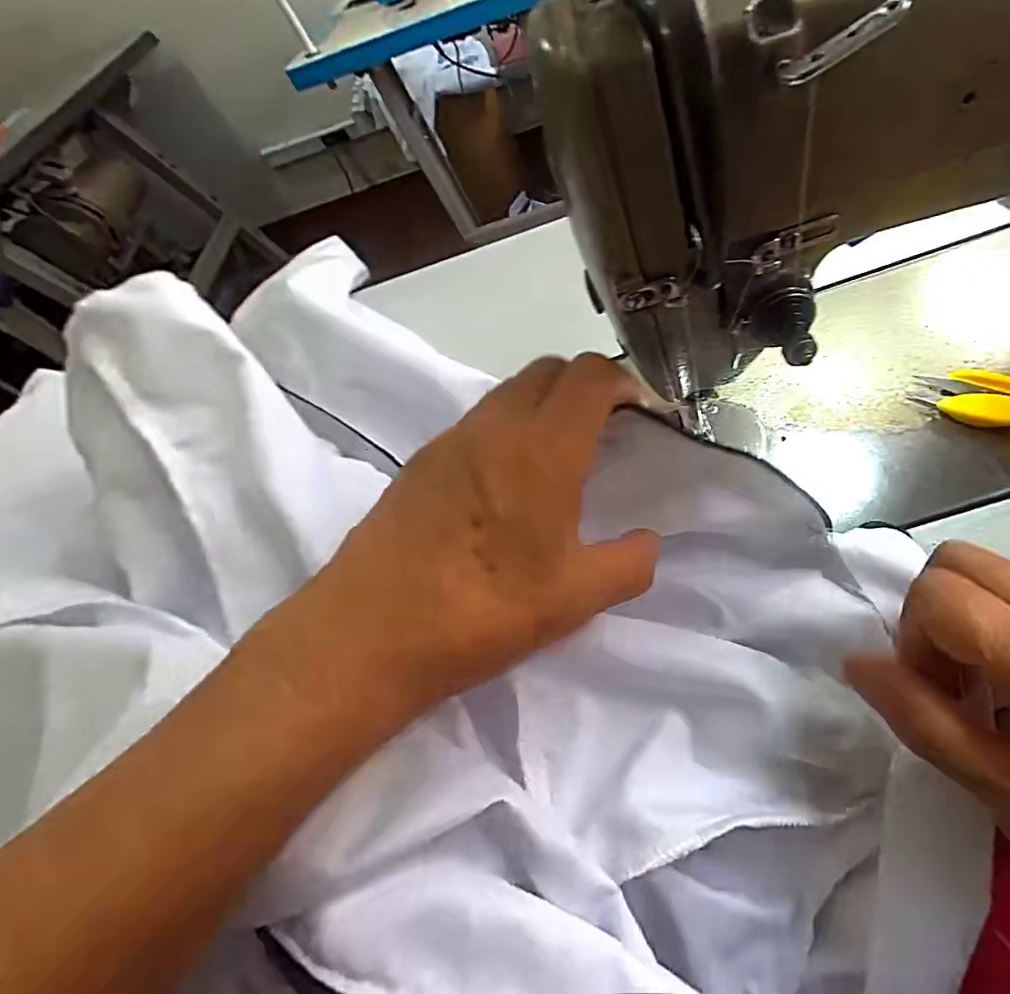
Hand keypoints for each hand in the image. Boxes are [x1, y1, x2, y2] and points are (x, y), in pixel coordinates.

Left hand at [250, 354, 660, 740]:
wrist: (364, 638)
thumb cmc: (483, 611)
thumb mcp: (578, 598)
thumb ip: (631, 563)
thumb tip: (646, 542)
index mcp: (542, 448)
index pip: (592, 376)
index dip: (627, 382)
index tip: (645, 415)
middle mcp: (495, 427)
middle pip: (551, 370)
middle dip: (590, 386)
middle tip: (611, 430)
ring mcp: (451, 440)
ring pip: (512, 391)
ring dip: (548, 405)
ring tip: (565, 459)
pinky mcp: (421, 462)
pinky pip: (481, 421)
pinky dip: (512, 428)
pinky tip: (513, 486)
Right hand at [843, 541, 1009, 940]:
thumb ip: (923, 720)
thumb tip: (858, 663)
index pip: (938, 593)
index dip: (911, 637)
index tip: (933, 692)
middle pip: (958, 558)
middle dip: (931, 612)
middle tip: (952, 680)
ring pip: (994, 568)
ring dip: (968, 614)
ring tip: (991, 687)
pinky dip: (1004, 618)